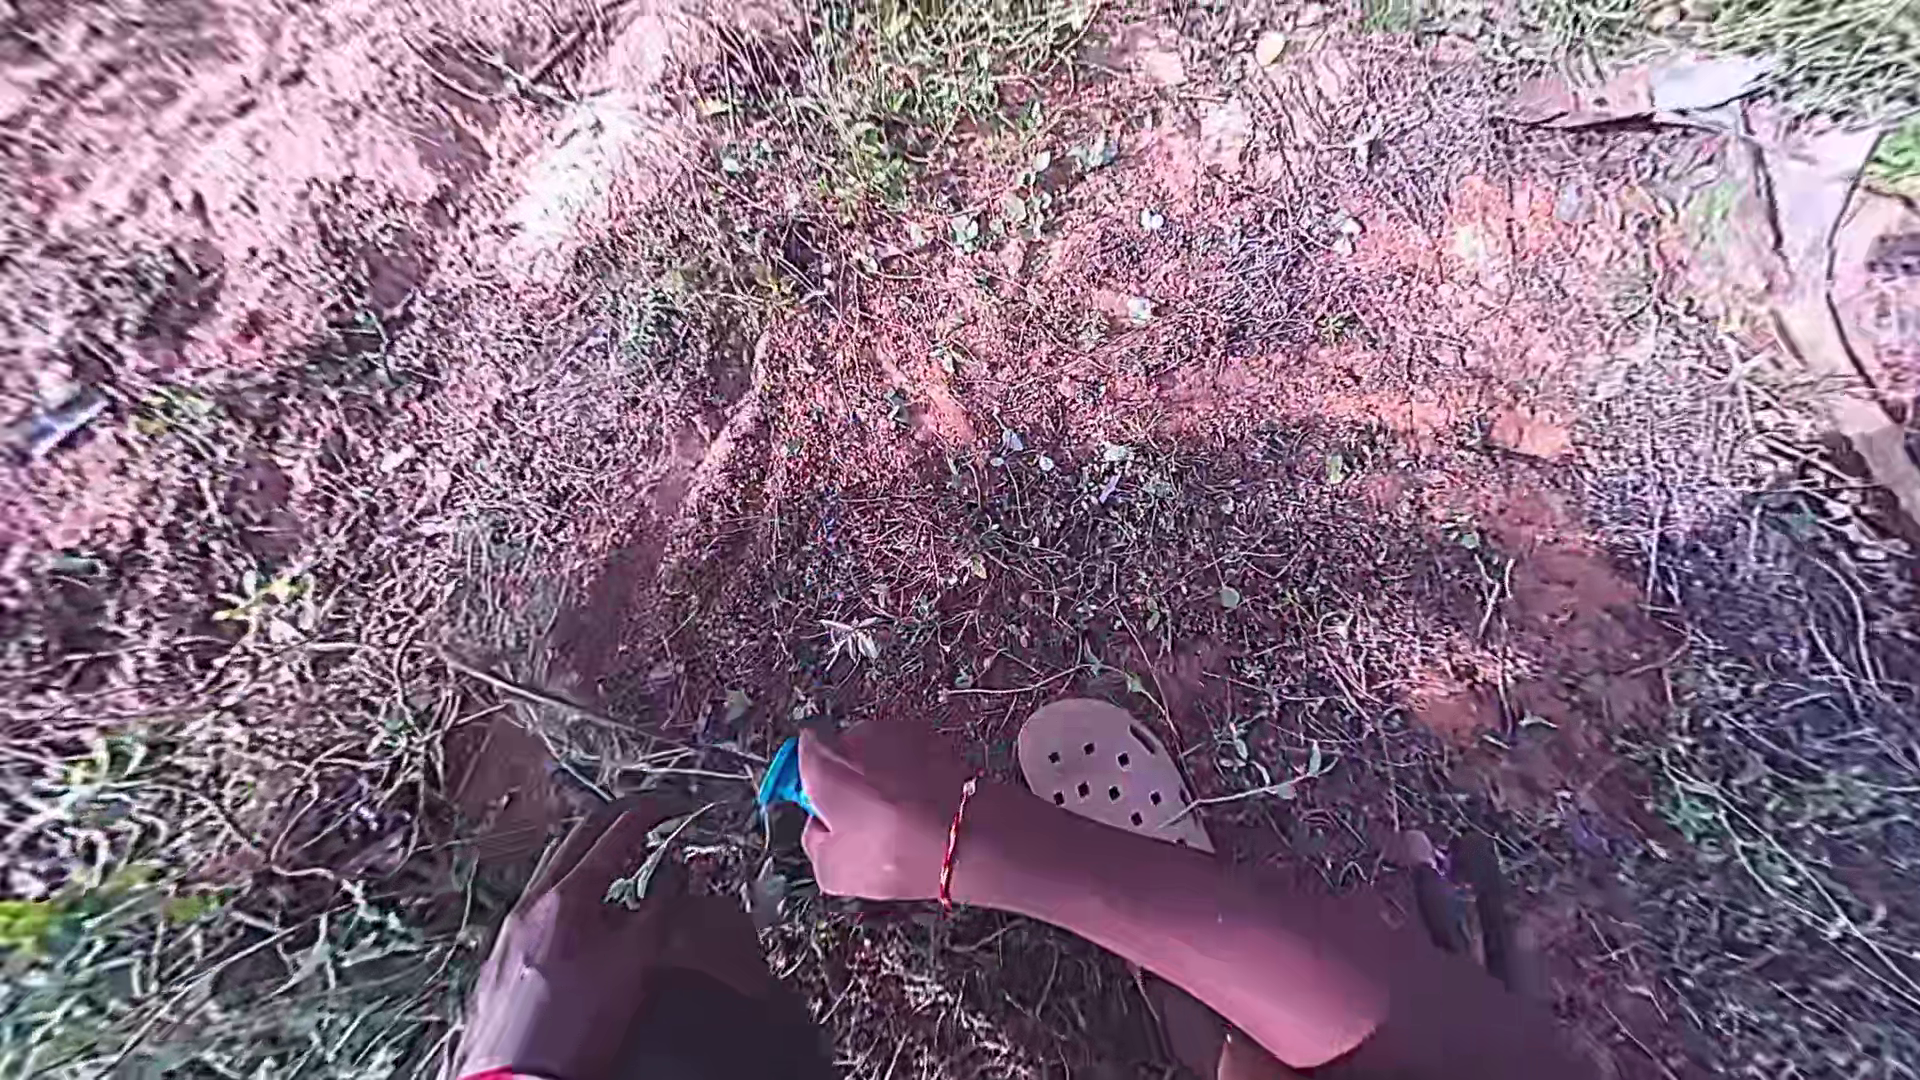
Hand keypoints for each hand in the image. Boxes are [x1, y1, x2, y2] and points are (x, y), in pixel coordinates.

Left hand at [454, 798, 676, 1079]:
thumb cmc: (572, 1031)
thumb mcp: (638, 957)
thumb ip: (661, 904)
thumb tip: (674, 875)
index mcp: (566, 896)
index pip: (617, 831)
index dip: (650, 813)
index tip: (670, 807)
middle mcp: (532, 904)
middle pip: (579, 837)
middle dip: (619, 822)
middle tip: (648, 820)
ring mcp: (511, 931)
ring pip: (557, 868)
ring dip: (595, 855)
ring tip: (624, 863)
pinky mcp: (501, 959)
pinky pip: (542, 901)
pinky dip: (574, 888)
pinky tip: (591, 911)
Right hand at [798, 721, 976, 900]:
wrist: (966, 834)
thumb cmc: (895, 851)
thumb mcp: (832, 869)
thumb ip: (813, 839)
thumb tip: (820, 826)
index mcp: (826, 762)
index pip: (803, 748)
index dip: (808, 775)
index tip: (815, 798)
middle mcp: (859, 735)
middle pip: (841, 748)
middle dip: (846, 775)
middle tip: (859, 816)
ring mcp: (897, 731)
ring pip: (876, 749)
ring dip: (880, 771)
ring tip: (897, 814)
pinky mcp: (930, 735)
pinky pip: (906, 751)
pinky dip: (909, 769)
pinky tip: (920, 803)